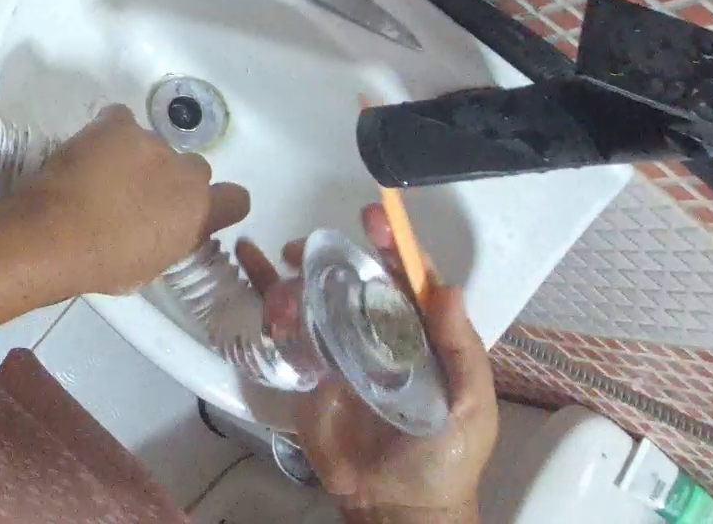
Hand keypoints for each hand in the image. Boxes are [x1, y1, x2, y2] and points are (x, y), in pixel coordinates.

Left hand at [19, 103, 249, 295]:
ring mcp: (150, 144)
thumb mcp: (151, 265)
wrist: (58, 233)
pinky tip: (91, 148)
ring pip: (151, 144)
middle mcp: (184, 173)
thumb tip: (164, 227)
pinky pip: (119, 119)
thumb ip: (171, 238)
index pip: (235, 199)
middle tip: (133, 192)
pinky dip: (109, 130)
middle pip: (189, 167)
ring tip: (100, 172)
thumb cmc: (102, 262)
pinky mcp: (116, 126)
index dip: (214, 201)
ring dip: (134, 156)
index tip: (187, 207)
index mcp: (199, 212)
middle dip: (168, 178)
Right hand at [236, 206, 497, 522]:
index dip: (392, 245)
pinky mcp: (303, 355)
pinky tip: (245, 258)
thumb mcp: (467, 408)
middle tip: (300, 250)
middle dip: (326, 254)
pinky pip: (279, 312)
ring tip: (280, 297)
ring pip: (309, 288)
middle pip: (349, 275)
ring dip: (291, 278)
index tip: (373, 217)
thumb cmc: (440, 456)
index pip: (405, 279)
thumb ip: (459, 351)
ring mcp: (335, 339)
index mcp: (418, 335)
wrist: (391, 503)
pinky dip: (261, 281)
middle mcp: (374, 327)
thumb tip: (447, 288)